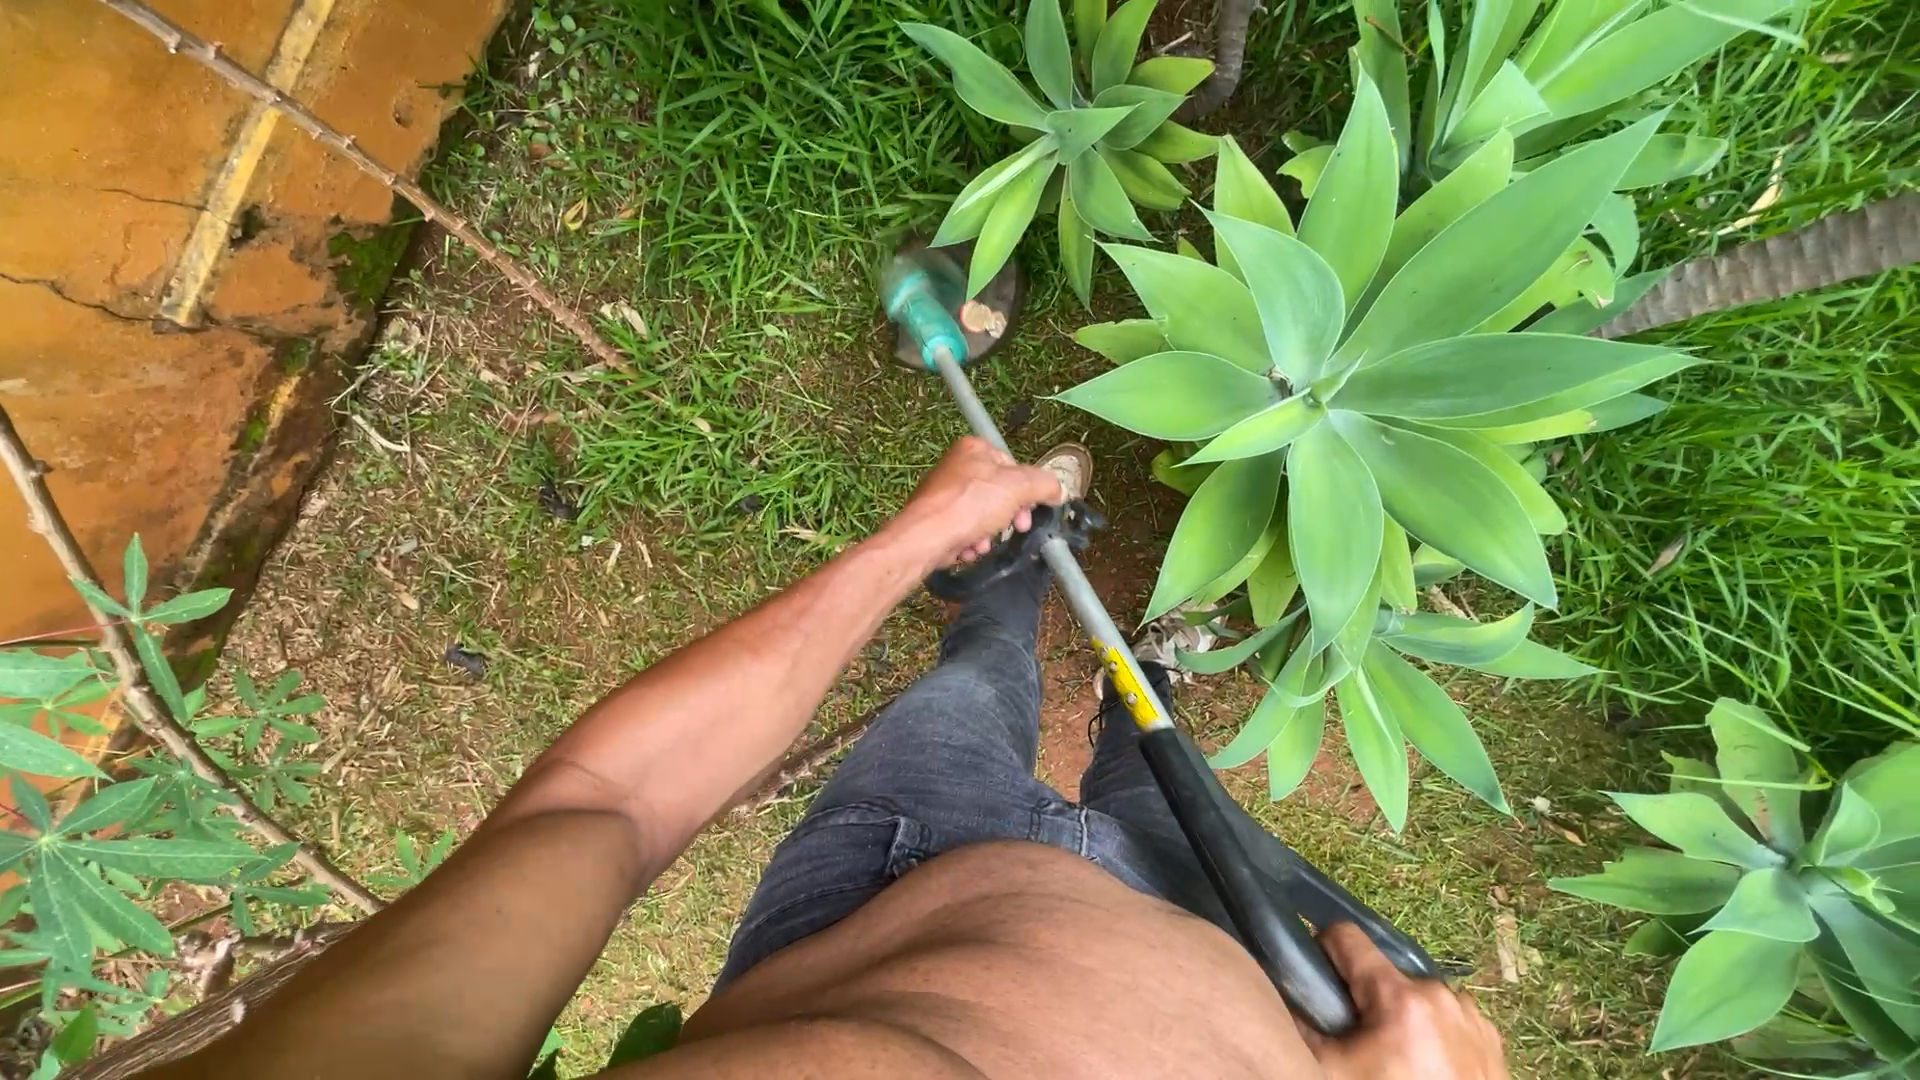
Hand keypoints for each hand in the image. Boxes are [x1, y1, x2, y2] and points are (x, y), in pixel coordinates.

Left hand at [889, 437, 1063, 568]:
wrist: (925, 538)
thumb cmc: (969, 506)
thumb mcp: (1018, 488)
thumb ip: (1043, 484)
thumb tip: (1058, 490)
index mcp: (974, 449)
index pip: (1013, 466)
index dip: (1026, 491)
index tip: (1029, 510)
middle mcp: (956, 466)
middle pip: (998, 492)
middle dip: (1008, 516)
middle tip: (1015, 529)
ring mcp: (943, 493)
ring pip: (981, 514)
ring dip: (989, 533)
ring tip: (983, 543)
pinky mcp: (935, 518)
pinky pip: (963, 529)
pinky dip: (970, 542)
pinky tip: (968, 549)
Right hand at [1306, 923, 1507, 1079]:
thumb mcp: (1331, 1073)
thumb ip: (1299, 1027)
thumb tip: (1280, 996)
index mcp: (1399, 998)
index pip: (1344, 936)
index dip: (1323, 951)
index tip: (1320, 981)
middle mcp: (1438, 994)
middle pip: (1381, 969)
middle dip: (1365, 995)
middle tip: (1360, 1038)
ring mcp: (1471, 1015)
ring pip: (1415, 991)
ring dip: (1400, 1012)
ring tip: (1397, 1057)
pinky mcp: (1492, 1039)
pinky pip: (1449, 1014)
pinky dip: (1433, 1030)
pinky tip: (1428, 1067)